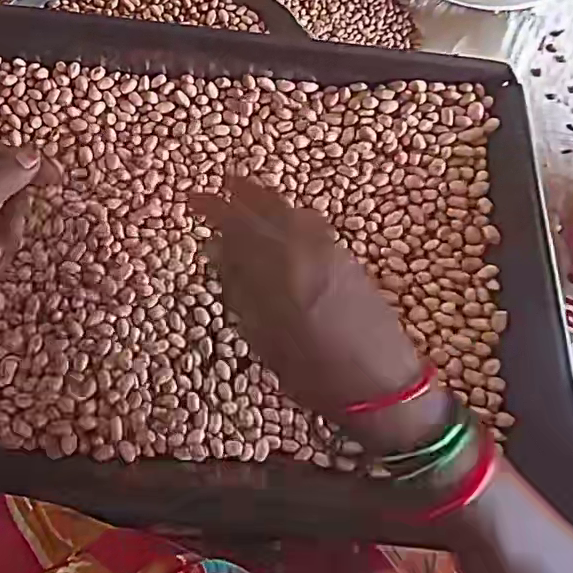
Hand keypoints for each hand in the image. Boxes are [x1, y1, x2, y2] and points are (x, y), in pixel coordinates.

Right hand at [190, 176, 441, 449]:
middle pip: (266, 206)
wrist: (381, 386)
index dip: (211, 208)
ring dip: (265, 200)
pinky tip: (282, 223)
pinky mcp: (347, 258)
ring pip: (291, 210)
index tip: (191, 199)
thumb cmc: (310, 370)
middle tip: (217, 186)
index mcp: (278, 267)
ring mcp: (330, 250)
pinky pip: (311, 222)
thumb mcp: (261, 334)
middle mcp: (305, 248)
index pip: (236, 223)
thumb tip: (217, 250)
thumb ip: (238, 287)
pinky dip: (289, 214)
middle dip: (238, 193)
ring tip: (244, 197)